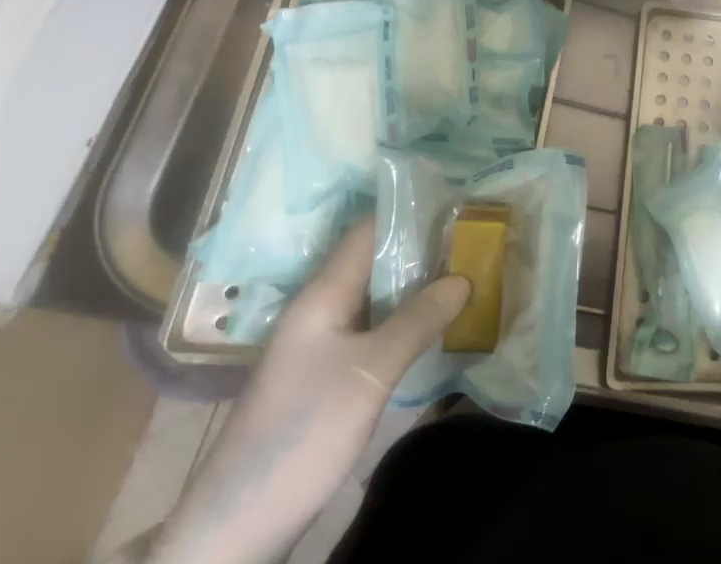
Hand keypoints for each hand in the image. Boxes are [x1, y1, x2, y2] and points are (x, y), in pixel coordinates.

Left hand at [149, 220, 469, 563]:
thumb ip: (416, 320)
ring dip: (417, 287)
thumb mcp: (370, 371)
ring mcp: (320, 347)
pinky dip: (406, 322)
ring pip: (376, 300)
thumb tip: (463, 277)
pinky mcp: (327, 378)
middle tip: (476, 241)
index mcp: (320, 297)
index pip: (367, 233)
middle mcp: (318, 312)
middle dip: (422, 250)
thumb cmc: (306, 429)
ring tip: (469, 275)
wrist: (244, 517)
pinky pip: (373, 332)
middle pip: (373, 265)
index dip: (410, 214)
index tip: (459, 203)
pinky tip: (438, 328)